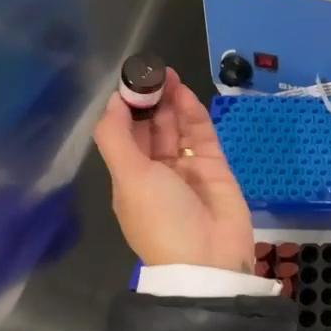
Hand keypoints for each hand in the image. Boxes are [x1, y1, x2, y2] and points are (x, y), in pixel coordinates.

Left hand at [91, 69, 253, 271]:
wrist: (209, 259)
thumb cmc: (161, 218)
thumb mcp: (129, 178)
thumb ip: (117, 137)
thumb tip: (114, 100)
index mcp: (130, 178)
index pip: (125, 135)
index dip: (127, 108)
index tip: (131, 81)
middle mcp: (157, 171)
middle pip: (152, 127)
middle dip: (150, 100)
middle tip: (153, 71)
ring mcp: (188, 169)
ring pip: (177, 128)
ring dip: (171, 102)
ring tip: (168, 74)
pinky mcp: (215, 168)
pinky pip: (202, 135)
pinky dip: (193, 114)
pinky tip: (185, 93)